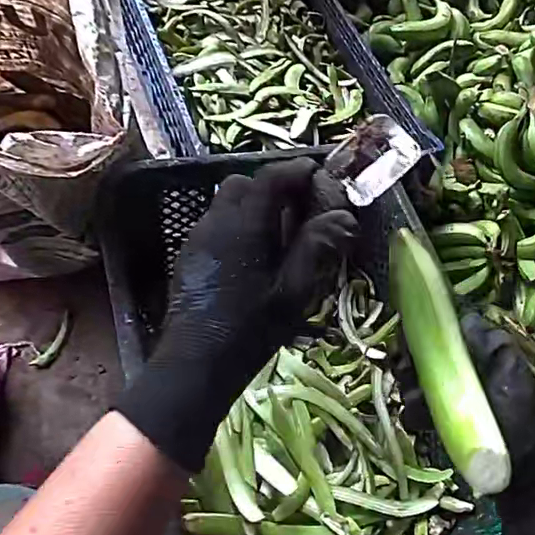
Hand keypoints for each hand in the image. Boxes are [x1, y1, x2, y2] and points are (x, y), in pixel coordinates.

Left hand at [116, 158, 356, 472]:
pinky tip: (256, 253)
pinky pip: (218, 221)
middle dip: (275, 187)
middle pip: (246, 183)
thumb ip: (315, 247)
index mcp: (244, 224)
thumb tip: (343, 217)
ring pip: (228, 201)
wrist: (195, 363)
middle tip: (303, 208)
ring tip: (282, 232)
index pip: (271, 177)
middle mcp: (216, 221)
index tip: (320, 178)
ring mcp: (199, 236)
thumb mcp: (293, 291)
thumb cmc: (250, 330)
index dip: (298, 172)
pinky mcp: (191, 253)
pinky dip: (240, 222)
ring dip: (256, 205)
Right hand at [407, 314, 534, 534]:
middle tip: (407, 373)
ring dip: (409, 389)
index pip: (438, 331)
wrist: (516, 469)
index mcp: (472, 353)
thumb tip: (466, 318)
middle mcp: (452, 369)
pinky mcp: (432, 419)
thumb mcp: (514, 375)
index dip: (419, 332)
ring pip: (408, 381)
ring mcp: (440, 394)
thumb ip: (495, 346)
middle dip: (406, 362)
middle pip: (415, 354)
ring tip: (420, 403)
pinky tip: (422, 423)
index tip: (410, 341)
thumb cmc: (520, 417)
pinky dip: (412, 414)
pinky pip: (410, 410)